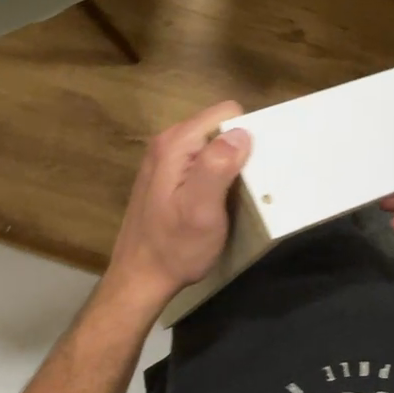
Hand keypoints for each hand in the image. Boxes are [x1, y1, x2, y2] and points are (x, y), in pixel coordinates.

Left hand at [104, 101, 252, 307]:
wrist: (140, 278)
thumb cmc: (175, 248)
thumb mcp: (201, 210)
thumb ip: (217, 166)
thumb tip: (242, 132)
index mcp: (176, 144)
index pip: (226, 113)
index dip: (246, 136)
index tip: (253, 168)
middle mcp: (167, 143)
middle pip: (218, 127)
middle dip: (238, 151)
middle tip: (246, 187)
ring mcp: (165, 160)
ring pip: (212, 146)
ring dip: (228, 166)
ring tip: (233, 197)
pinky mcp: (167, 177)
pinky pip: (201, 163)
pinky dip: (215, 177)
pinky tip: (216, 203)